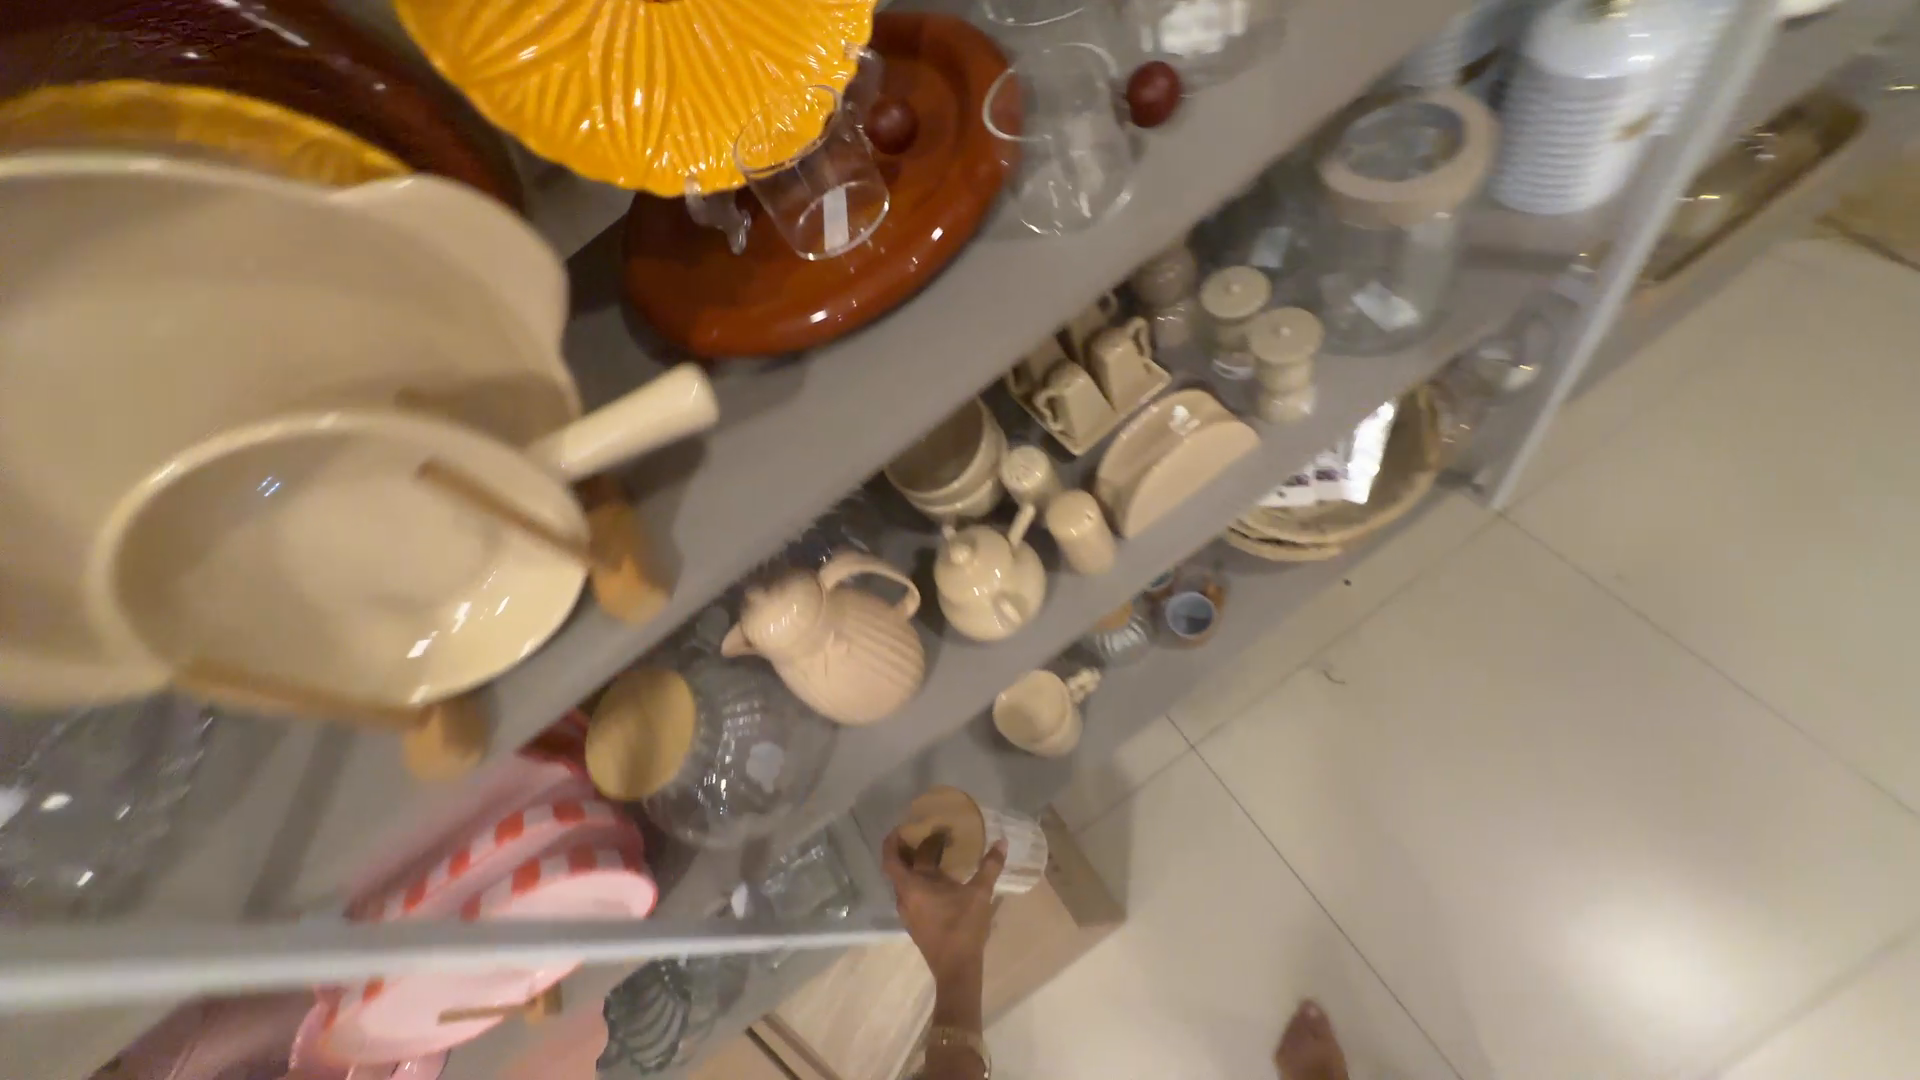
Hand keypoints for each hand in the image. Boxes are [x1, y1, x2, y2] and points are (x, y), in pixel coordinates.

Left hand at [881, 827, 1004, 993]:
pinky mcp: (916, 923)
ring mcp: (908, 912)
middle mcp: (904, 897)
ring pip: (904, 881)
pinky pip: (911, 893)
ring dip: (914, 865)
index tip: (905, 825)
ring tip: (934, 852)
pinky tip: (939, 880)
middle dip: (907, 849)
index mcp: (913, 886)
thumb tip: (1001, 842)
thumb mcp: (979, 894)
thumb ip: (989, 866)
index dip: (895, 840)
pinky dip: (919, 880)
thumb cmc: (963, 928)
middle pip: (897, 867)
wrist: (957, 970)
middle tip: (922, 832)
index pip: (892, 858)